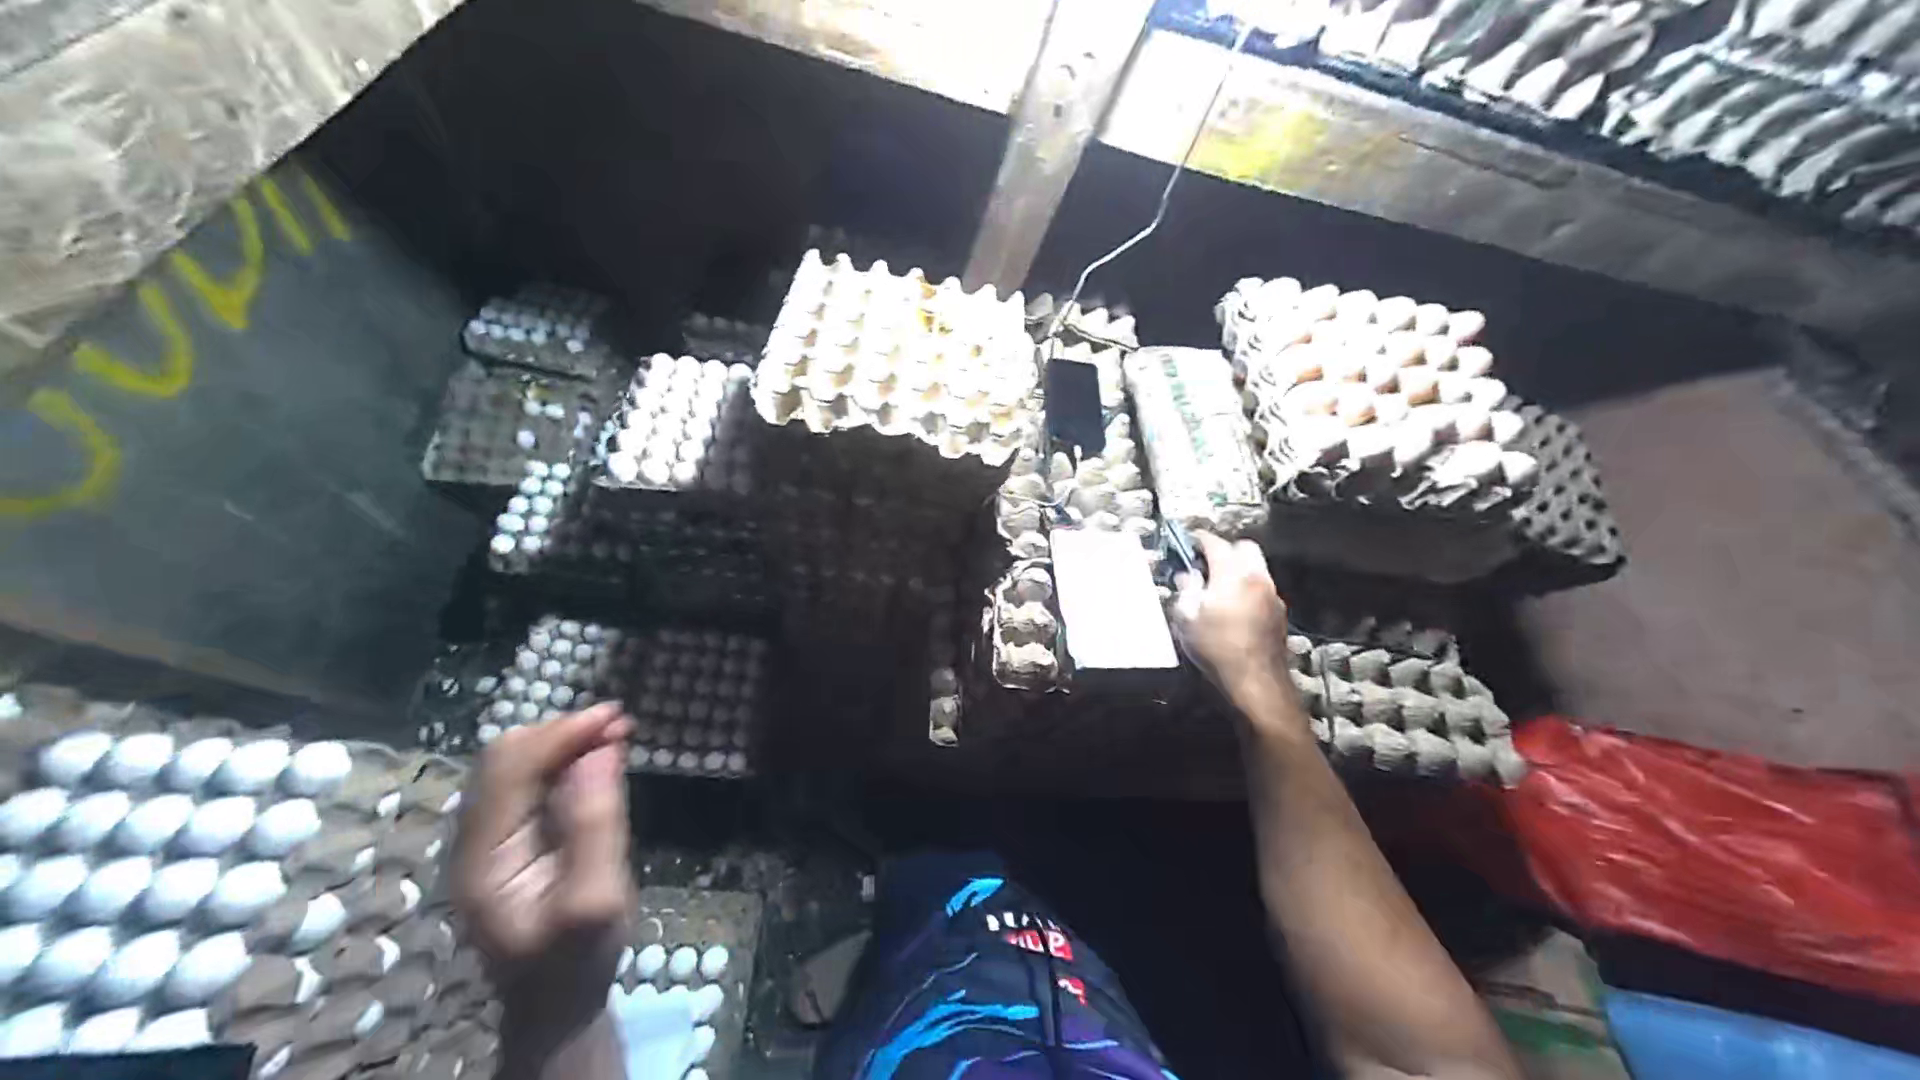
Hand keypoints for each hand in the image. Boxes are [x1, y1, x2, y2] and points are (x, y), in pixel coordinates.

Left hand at [453, 705, 632, 1039]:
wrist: (556, 1003)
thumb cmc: (577, 959)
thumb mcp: (596, 898)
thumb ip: (594, 825)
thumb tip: (600, 751)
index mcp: (483, 858)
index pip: (511, 768)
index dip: (562, 734)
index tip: (616, 717)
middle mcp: (475, 840)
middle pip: (506, 757)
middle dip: (563, 731)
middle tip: (620, 726)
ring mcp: (491, 838)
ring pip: (517, 763)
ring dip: (566, 740)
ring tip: (616, 736)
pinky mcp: (513, 838)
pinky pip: (532, 780)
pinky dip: (566, 758)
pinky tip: (599, 759)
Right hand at [1172, 532, 1291, 702]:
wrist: (1255, 681)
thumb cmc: (1216, 648)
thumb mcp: (1185, 618)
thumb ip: (1184, 590)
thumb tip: (1186, 576)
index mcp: (1232, 574)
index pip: (1215, 543)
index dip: (1198, 539)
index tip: (1187, 541)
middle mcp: (1257, 577)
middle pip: (1243, 547)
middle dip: (1224, 550)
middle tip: (1205, 563)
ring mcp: (1272, 594)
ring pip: (1255, 567)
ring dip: (1237, 569)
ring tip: (1218, 586)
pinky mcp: (1279, 612)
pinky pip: (1261, 587)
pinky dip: (1247, 587)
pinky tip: (1234, 607)